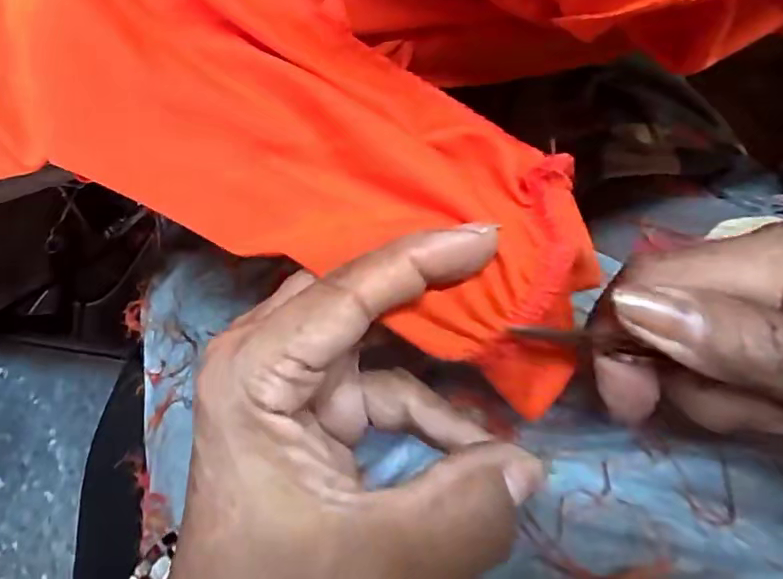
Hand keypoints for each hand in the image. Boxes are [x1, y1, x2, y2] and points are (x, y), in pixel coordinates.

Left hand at [172, 226, 546, 578]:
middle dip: (421, 283)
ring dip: (431, 354)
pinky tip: (472, 446)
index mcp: (253, 366)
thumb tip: (528, 467)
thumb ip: (456, 511)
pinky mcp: (310, 407)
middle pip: (352, 296)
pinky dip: (424, 410)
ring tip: (495, 348)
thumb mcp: (368, 554)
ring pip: (368, 338)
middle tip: (488, 262)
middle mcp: (264, 353)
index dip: (416, 257)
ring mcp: (287, 378)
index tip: (480, 235)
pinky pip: (376, 387)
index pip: (343, 290)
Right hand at [589, 206, 782, 578]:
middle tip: (673, 423)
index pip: (689, 271)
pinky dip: (739, 406)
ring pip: (706, 342)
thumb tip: (636, 308)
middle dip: (668, 360)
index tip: (613, 394)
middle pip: (687, 301)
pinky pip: (744, 376)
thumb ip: (779, 352)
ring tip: (782, 432)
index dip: (633, 321)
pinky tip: (780, 428)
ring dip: (710, 391)